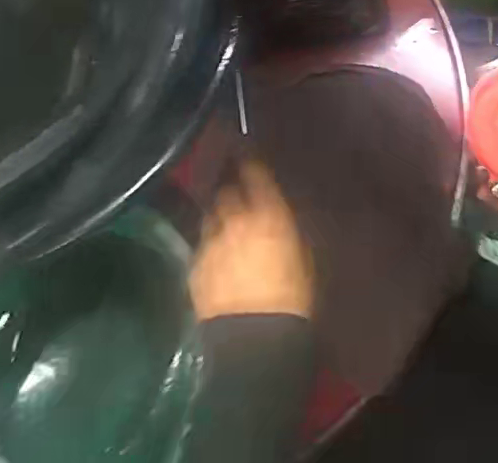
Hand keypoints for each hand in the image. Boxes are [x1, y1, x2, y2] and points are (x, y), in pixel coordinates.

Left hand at [189, 156, 315, 320]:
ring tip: (224, 228)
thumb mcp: (303, 256)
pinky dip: (208, 248)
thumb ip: (287, 230)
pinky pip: (201, 247)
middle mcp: (236, 220)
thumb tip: (280, 217)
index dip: (250, 164)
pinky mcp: (194, 267)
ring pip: (210, 217)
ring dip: (217, 219)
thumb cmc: (292, 298)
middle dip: (231, 193)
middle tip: (238, 201)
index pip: (255, 175)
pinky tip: (215, 260)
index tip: (249, 157)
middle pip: (226, 192)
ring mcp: (211, 242)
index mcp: (268, 214)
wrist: (254, 340)